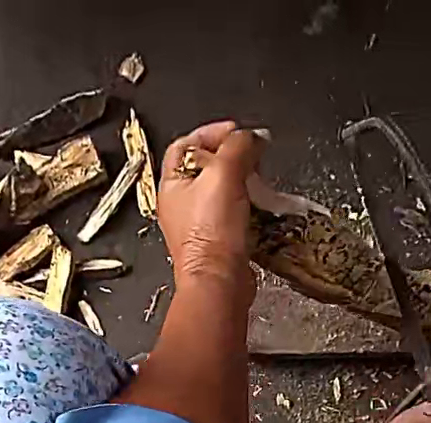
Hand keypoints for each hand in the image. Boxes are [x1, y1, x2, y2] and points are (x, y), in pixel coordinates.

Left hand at [157, 121, 261, 301]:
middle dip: (231, 156)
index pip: (185, 145)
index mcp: (171, 186)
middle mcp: (182, 207)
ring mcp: (200, 227)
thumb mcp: (225, 173)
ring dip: (242, 181)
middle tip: (250, 156)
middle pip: (206, 167)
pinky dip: (247, 206)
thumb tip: (252, 137)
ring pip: (222, 191)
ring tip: (258, 180)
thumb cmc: (211, 236)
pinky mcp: (219, 244)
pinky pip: (234, 215)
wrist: (220, 283)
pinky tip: (259, 205)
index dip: (210, 132)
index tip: (236, 132)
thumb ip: (239, 145)